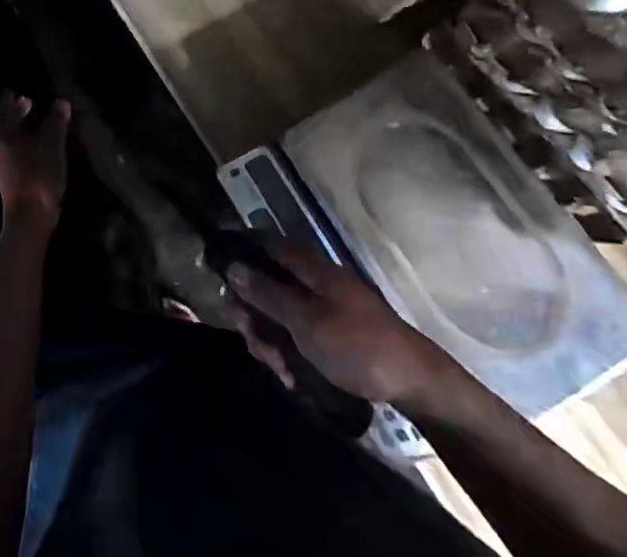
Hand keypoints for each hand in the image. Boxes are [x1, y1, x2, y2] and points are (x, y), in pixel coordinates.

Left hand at [0, 92, 69, 233]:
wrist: (29, 219)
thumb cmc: (39, 178)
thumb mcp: (52, 148)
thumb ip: (56, 125)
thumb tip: (60, 102)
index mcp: (8, 138)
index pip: (6, 112)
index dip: (10, 100)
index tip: (14, 90)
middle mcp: (2, 149)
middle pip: (7, 125)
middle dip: (17, 113)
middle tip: (29, 102)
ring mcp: (5, 165)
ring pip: (11, 140)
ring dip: (22, 128)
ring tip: (37, 122)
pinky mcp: (12, 178)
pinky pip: (16, 152)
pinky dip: (25, 142)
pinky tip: (38, 146)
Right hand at [228, 238, 455, 406]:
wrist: (408, 379)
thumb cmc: (356, 344)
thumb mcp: (306, 321)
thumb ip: (269, 294)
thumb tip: (234, 266)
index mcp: (313, 269)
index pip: (269, 246)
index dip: (243, 254)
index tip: (219, 274)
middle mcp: (315, 283)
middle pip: (269, 289)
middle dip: (256, 319)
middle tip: (260, 346)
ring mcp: (322, 309)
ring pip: (279, 318)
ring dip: (272, 344)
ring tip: (283, 370)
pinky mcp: (328, 334)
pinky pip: (296, 338)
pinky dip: (290, 356)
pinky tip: (293, 378)